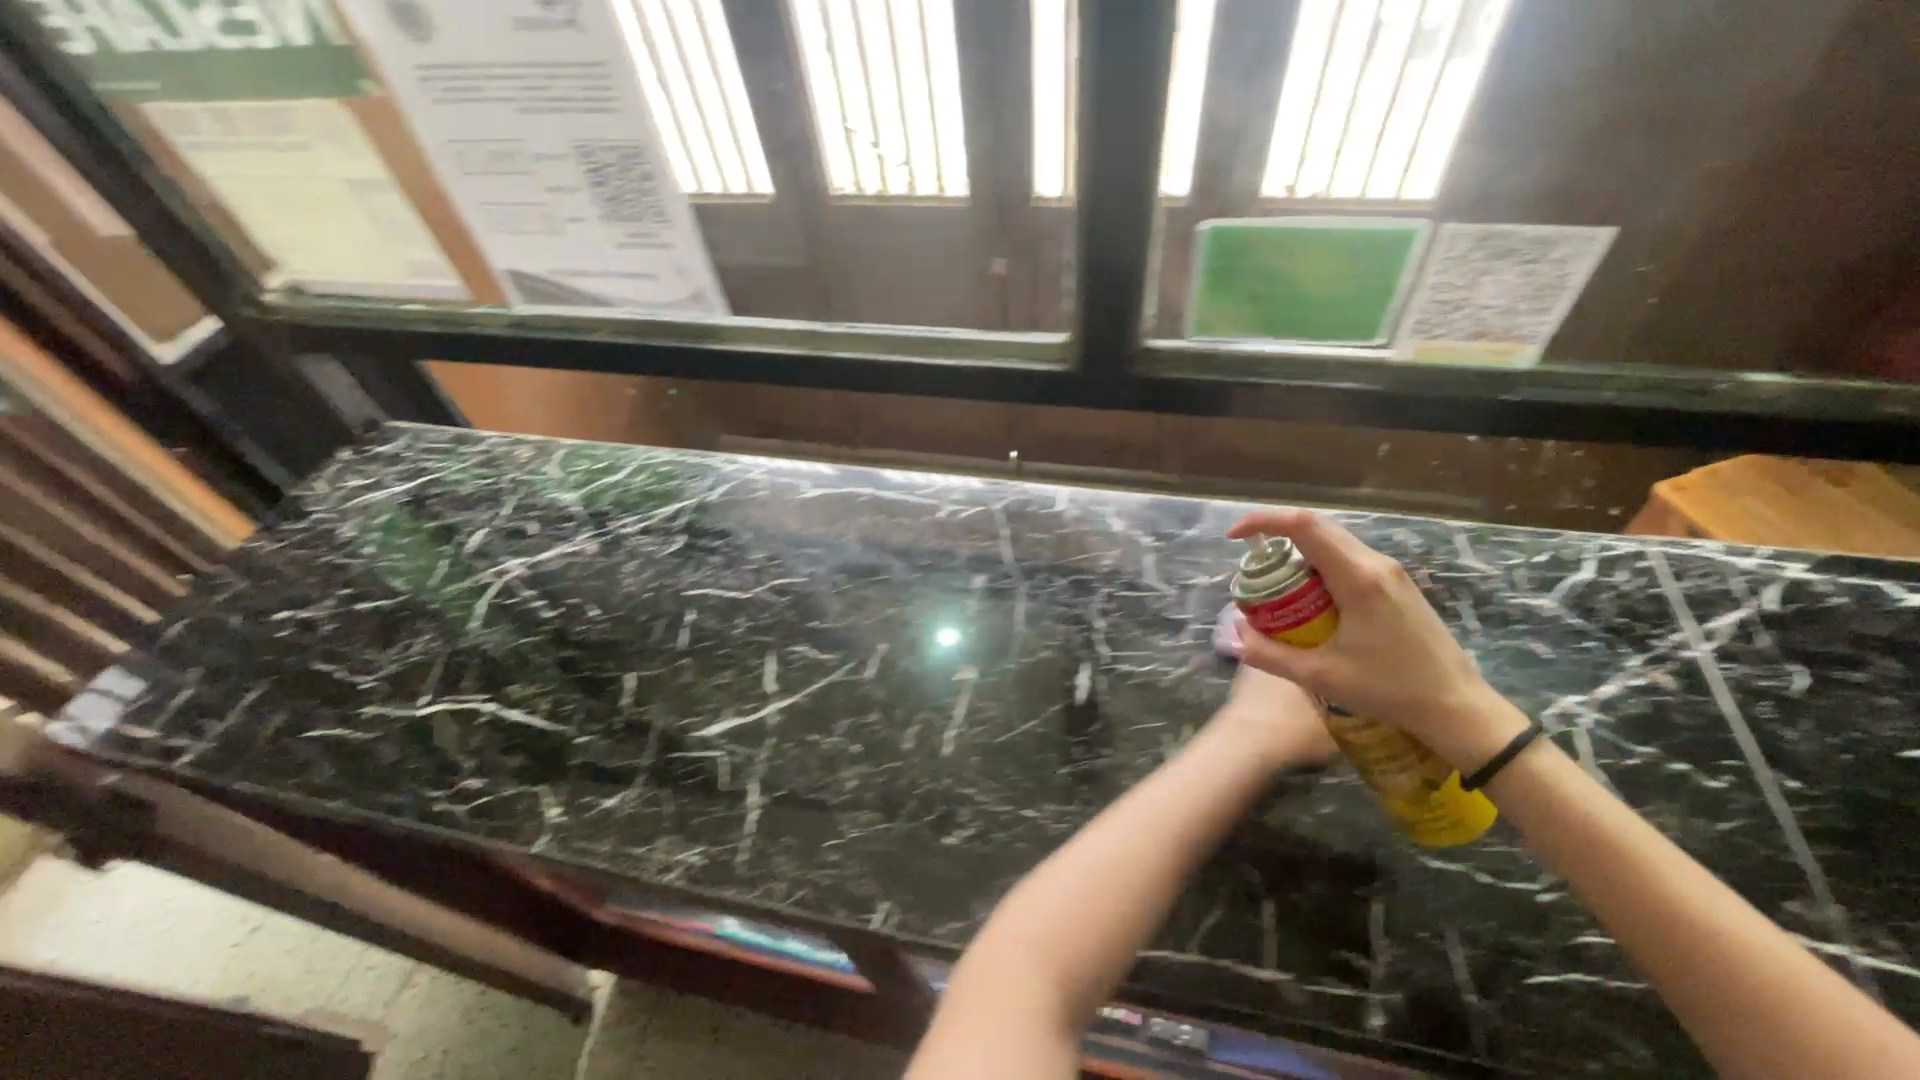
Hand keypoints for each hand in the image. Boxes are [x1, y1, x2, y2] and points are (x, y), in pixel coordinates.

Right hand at [1226, 507, 1529, 770]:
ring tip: (1276, 585)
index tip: (1235, 536)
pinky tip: (1311, 600)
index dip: (1264, 521)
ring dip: (1300, 553)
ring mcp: (1392, 573)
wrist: (1455, 705)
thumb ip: (1270, 654)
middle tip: (1251, 564)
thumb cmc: (1389, 689)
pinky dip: (1321, 567)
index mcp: (1357, 578)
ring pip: (1335, 543)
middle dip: (1277, 536)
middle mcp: (1376, 564)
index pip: (1304, 526)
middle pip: (1318, 528)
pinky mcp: (1399, 586)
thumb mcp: (1319, 676)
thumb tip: (1236, 633)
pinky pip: (1350, 560)